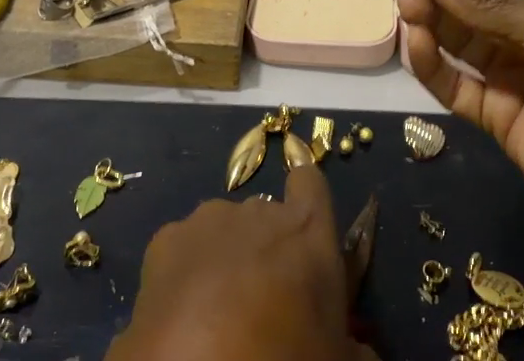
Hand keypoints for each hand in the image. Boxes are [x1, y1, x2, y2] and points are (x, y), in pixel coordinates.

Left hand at [106, 163, 360, 360]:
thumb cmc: (286, 357)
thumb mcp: (338, 355)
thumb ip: (352, 338)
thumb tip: (358, 348)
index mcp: (308, 230)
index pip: (310, 181)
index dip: (306, 201)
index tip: (303, 232)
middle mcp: (259, 212)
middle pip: (265, 215)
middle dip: (266, 246)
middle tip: (265, 298)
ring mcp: (209, 221)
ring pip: (223, 229)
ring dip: (226, 256)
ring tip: (219, 308)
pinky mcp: (165, 240)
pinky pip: (185, 247)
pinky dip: (187, 270)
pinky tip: (183, 311)